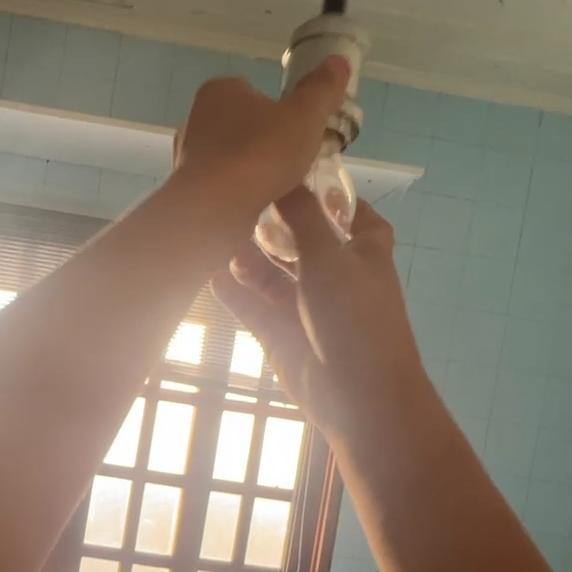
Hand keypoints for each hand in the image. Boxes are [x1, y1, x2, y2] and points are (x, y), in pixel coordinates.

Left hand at [172, 59, 350, 224]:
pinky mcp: (186, 191)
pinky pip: (218, 187)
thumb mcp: (304, 116)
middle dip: (261, 141)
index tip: (293, 128)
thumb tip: (338, 62)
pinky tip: (253, 205)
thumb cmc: (260, 153)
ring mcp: (186, 158)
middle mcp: (195, 120)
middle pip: (238, 126)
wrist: (214, 210)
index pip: (250, 90)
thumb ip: (322, 89)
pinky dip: (235, 194)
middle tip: (288, 160)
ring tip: (274, 186)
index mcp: (219, 91)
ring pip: (227, 159)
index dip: (275, 108)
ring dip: (248, 170)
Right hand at [213, 189, 427, 434]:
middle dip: (272, 226)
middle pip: (300, 242)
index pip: (353, 216)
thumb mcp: (331, 257)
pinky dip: (233, 291)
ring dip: (246, 258)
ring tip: (216, 236)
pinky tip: (208, 272)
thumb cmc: (355, 318)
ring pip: (270, 274)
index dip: (330, 197)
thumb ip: (304, 218)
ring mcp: (303, 307)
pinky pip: (251, 306)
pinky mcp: (279, 334)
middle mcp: (333, 276)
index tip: (297, 176)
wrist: (357, 395)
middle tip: (236, 203)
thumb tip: (285, 179)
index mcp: (362, 252)